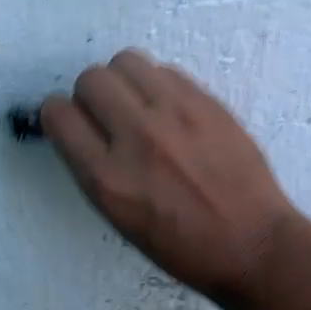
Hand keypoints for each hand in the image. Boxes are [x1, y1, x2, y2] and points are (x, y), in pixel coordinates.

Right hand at [41, 50, 305, 300]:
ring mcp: (175, 114)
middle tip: (109, 116)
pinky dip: (159, 85)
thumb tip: (83, 129)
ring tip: (139, 105)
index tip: (72, 123)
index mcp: (107, 179)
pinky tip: (172, 111)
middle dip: (91, 95)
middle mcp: (136, 137)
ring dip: (124, 81)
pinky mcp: (207, 103)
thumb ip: (95, 170)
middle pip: (91, 79)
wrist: (252, 244)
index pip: (58, 114)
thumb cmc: (182, 247)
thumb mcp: (119, 219)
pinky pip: (166, 70)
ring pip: (126, 61)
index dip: (59, 115)